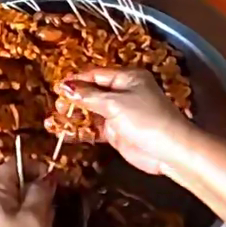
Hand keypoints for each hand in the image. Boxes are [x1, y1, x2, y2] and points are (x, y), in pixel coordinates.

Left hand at [0, 161, 54, 226]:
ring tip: (41, 226)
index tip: (55, 183)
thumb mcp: (35, 219)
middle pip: (15, 179)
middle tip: (49, 210)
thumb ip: (42, 192)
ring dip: (32, 206)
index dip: (36, 168)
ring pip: (15, 196)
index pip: (15, 163)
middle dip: (36, 191)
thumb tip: (48, 175)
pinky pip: (10, 210)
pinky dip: (24, 217)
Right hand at [59, 67, 199, 174]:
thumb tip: (65, 87)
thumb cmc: (146, 119)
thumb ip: (87, 96)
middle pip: (92, 92)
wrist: (170, 151)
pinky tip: (66, 131)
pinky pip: (95, 128)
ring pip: (92, 111)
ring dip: (75, 115)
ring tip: (55, 117)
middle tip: (56, 104)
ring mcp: (120, 113)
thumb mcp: (114, 103)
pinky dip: (82, 129)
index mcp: (128, 78)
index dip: (76, 80)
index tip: (58, 86)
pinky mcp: (117, 132)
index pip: (96, 75)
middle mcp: (124, 93)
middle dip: (74, 98)